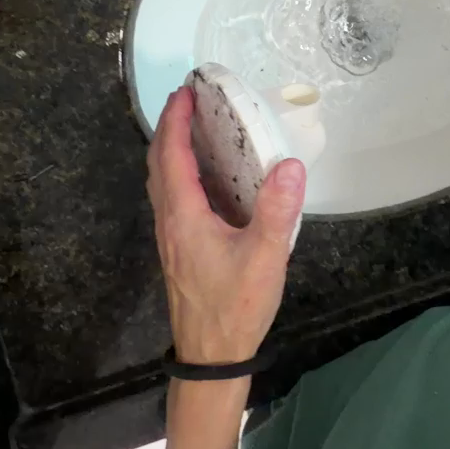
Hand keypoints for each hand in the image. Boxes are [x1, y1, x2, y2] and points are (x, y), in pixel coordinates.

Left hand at [147, 85, 305, 364]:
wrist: (211, 357)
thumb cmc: (235, 305)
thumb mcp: (264, 257)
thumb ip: (276, 211)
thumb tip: (290, 163)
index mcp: (184, 216)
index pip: (172, 157)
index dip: (176, 121)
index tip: (187, 90)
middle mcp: (170, 221)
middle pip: (159, 164)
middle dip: (169, 127)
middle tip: (189, 99)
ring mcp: (171, 236)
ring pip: (161, 181)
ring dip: (171, 149)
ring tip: (192, 127)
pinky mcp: (179, 249)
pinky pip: (172, 196)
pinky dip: (179, 171)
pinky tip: (204, 175)